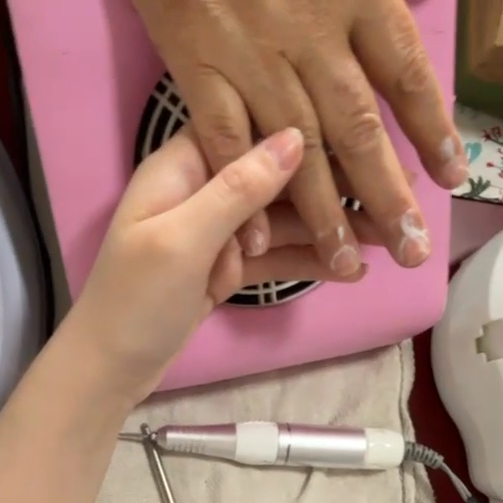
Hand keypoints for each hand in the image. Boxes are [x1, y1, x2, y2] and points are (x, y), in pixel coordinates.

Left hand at [62, 127, 360, 404]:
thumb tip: (295, 137)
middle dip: (332, 190)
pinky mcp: (224, 267)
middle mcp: (203, 188)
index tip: (367, 145)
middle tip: (394, 199)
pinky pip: (273, 256)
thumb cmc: (136, 302)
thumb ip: (237, 189)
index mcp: (184, 166)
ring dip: (328, 231)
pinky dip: (305, 262)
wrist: (109, 369)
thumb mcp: (183, 240)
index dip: (311, 136)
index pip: (256, 132)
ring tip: (387, 239)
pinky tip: (349, 268)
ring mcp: (216, 231)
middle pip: (278, 178)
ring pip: (282, 220)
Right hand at [133, 0, 463, 274]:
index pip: (406, 74)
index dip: (432, 130)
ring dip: (325, 214)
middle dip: (387, 197)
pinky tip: (258, 240)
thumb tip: (410, 34)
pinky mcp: (201, 69)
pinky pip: (225, 139)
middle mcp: (311, 36)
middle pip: (359, 129)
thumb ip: (378, 1)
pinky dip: (241, 189)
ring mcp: (254, 58)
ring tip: (347, 263)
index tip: (452, 177)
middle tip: (411, 250)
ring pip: (298, 149)